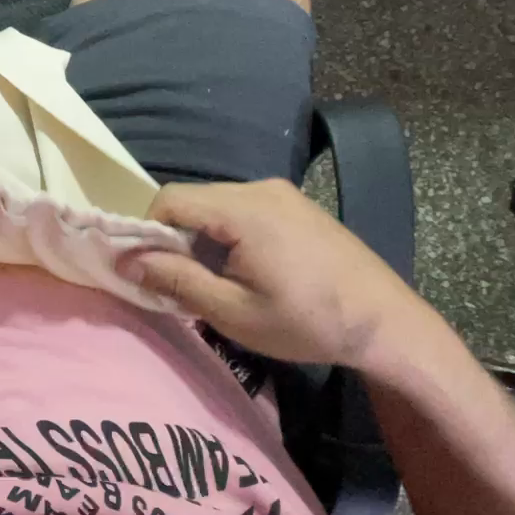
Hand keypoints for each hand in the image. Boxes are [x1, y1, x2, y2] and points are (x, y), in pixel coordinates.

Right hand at [120, 179, 442, 369]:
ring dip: (199, 237)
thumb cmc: (308, 323)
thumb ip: (175, 280)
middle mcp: (261, 189)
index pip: (169, 199)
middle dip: (173, 237)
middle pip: (191, 199)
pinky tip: (243, 269)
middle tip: (181, 281)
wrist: (389, 326)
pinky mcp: (295, 205)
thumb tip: (124, 262)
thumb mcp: (232, 311)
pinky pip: (239, 209)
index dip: (147, 232)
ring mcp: (282, 194)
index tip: (151, 270)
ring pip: (213, 204)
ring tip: (214, 279)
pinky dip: (224, 234)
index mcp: (244, 210)